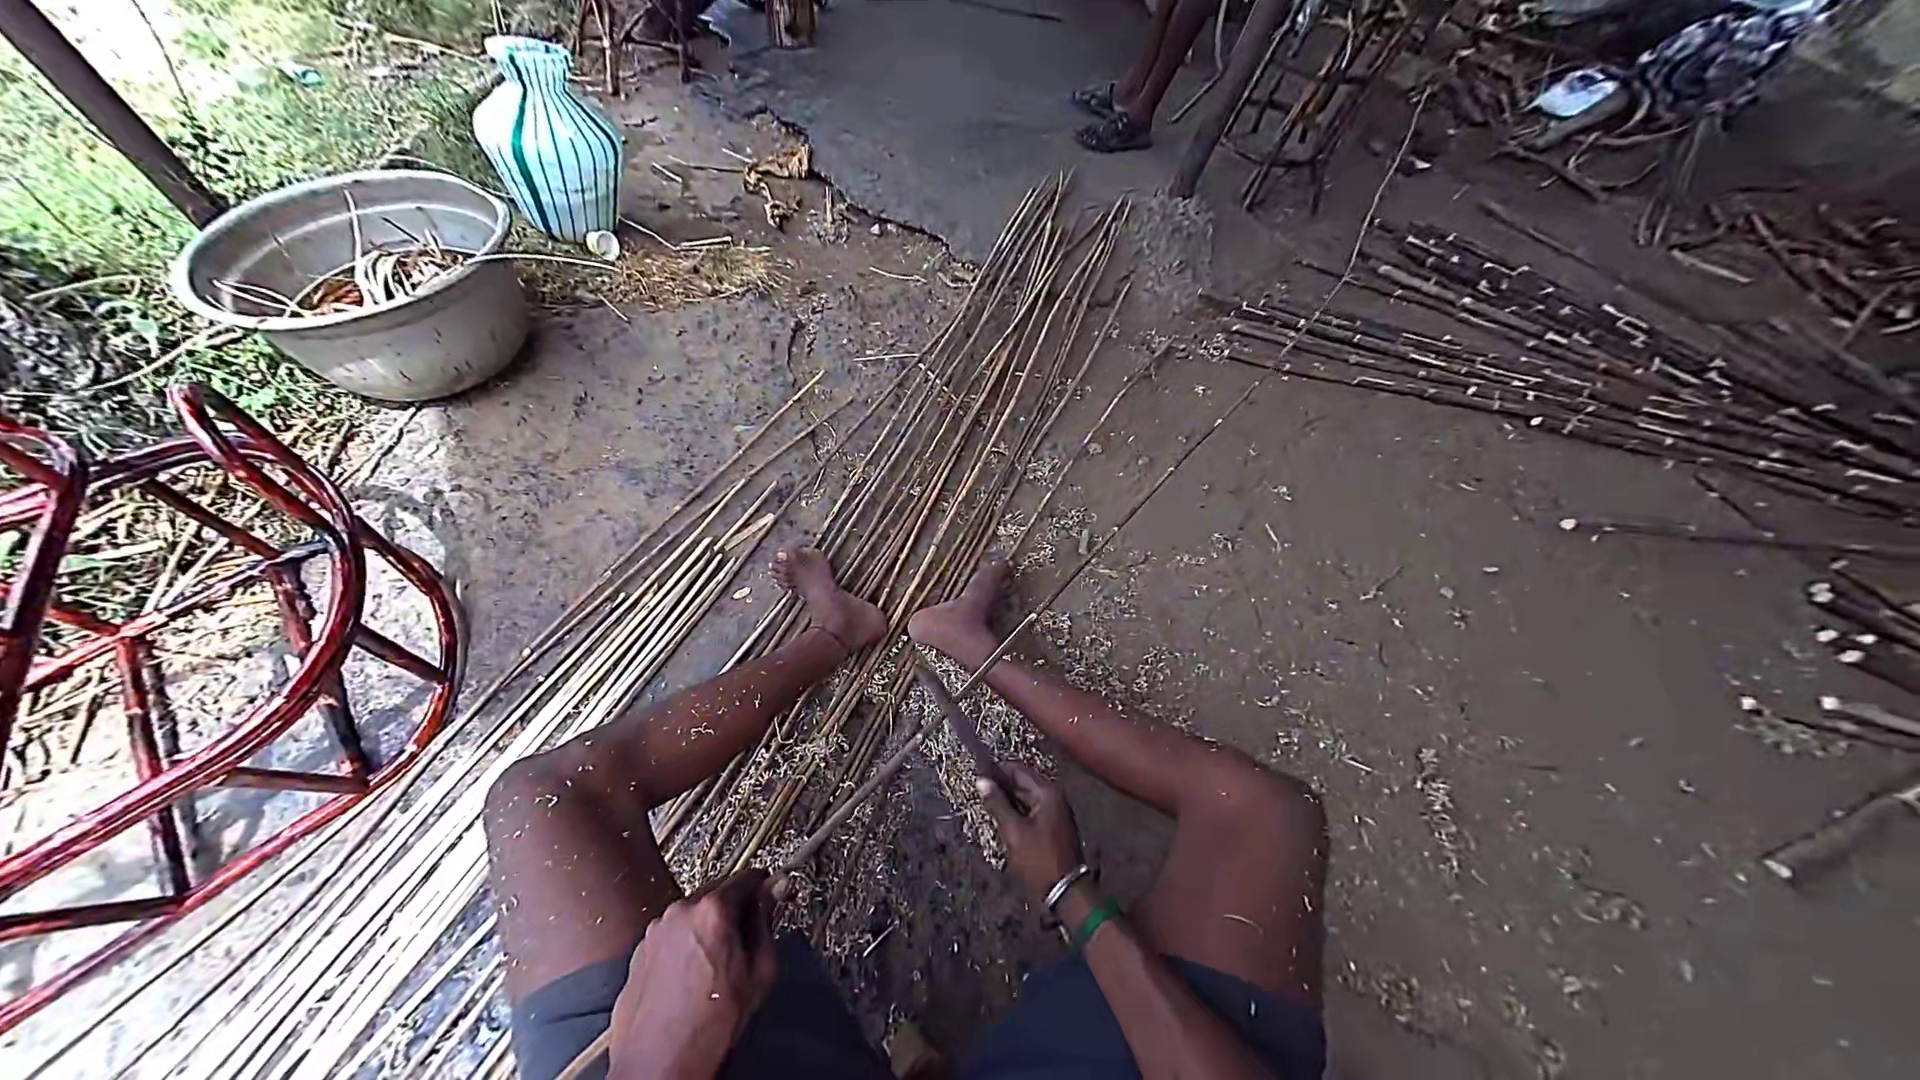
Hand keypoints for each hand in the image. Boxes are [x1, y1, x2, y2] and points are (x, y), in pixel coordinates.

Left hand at [606, 871, 785, 1079]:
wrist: (656, 1069)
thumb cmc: (709, 1027)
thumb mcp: (759, 972)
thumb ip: (768, 921)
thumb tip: (776, 888)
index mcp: (713, 909)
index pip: (749, 877)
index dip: (764, 889)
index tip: (770, 901)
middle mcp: (681, 909)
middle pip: (720, 891)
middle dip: (735, 908)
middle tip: (746, 940)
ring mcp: (656, 929)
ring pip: (695, 912)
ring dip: (709, 925)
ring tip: (716, 964)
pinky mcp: (639, 951)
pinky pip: (673, 933)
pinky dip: (685, 943)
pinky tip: (691, 975)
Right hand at [976, 762, 1085, 911]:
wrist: (1066, 894)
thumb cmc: (1039, 860)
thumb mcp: (1013, 831)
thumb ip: (997, 804)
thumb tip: (981, 781)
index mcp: (1047, 792)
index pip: (1017, 769)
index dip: (996, 772)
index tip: (977, 779)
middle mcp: (1054, 796)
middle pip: (1022, 783)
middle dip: (1001, 790)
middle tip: (980, 799)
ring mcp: (1056, 811)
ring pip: (1026, 798)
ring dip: (1008, 804)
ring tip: (989, 812)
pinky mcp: (1054, 826)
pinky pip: (1032, 812)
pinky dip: (1018, 815)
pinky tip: (1005, 825)